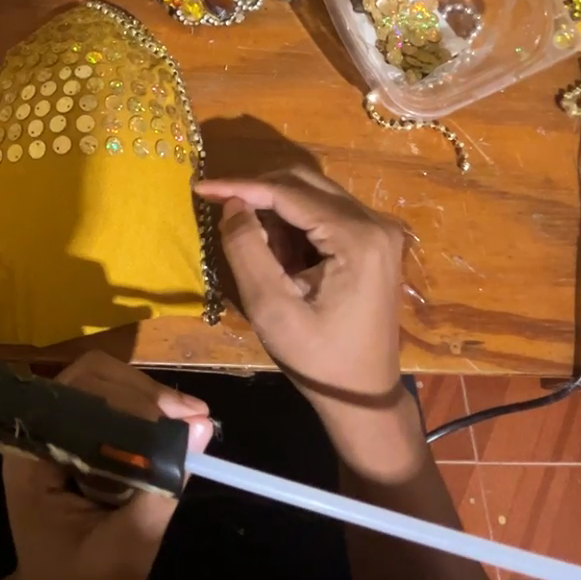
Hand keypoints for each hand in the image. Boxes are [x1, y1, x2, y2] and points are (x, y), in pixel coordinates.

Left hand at [3, 352, 214, 579]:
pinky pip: (104, 399)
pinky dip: (141, 405)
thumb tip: (202, 429)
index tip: (177, 416)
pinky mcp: (69, 431)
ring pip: (100, 381)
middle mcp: (35, 430)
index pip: (76, 397)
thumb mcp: (126, 548)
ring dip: (147, 395)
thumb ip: (160, 491)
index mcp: (32, 457)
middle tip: (193, 415)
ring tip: (190, 417)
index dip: (128, 397)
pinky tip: (172, 421)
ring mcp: (51, 427)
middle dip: (144, 393)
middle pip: (89, 378)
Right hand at [198, 167, 418, 479]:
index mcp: (357, 237)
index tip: (202, 188)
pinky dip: (293, 222)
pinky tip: (279, 252)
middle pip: (303, 182)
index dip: (241, 186)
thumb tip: (233, 204)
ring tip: (254, 244)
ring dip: (275, 209)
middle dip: (258, 191)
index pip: (289, 192)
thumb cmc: (318, 359)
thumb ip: (247, 249)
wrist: (363, 397)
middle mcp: (374, 222)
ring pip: (312, 193)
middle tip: (221, 209)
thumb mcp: (271, 307)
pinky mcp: (373, 240)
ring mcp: (378, 230)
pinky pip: (324, 211)